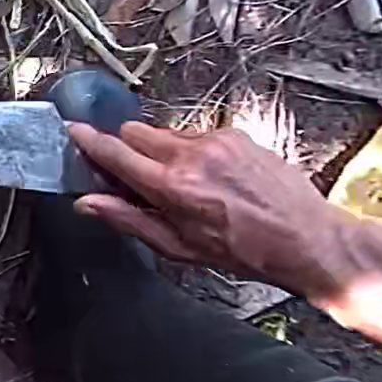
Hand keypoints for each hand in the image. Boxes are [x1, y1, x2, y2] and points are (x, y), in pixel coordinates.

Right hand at [66, 120, 370, 299]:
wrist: (309, 239)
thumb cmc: (244, 251)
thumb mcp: (177, 246)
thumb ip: (126, 219)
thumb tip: (87, 203)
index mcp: (171, 187)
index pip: (115, 152)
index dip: (88, 140)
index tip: (72, 131)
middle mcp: (190, 156)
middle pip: (133, 132)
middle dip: (125, 148)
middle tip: (134, 173)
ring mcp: (215, 141)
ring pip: (162, 132)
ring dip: (157, 150)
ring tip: (180, 180)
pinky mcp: (234, 134)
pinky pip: (193, 134)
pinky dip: (189, 150)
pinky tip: (208, 175)